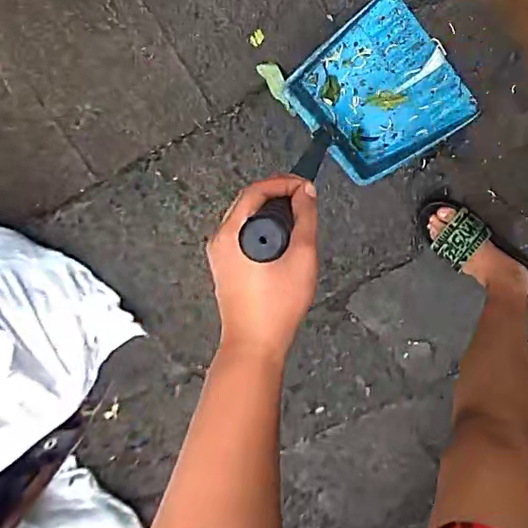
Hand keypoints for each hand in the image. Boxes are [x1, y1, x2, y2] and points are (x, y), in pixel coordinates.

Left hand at [206, 175, 319, 359]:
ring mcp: (222, 254)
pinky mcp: (227, 266)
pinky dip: (265, 225)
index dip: (284, 182)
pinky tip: (284, 237)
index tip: (305, 186)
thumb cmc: (274, 308)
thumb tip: (306, 193)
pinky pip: (244, 233)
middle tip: (303, 194)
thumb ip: (306, 217)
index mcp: (232, 233)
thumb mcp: (301, 255)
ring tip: (298, 213)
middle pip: (248, 200)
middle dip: (278, 192)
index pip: (256, 190)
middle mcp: (221, 240)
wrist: (255, 345)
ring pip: (246, 216)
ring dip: (272, 208)